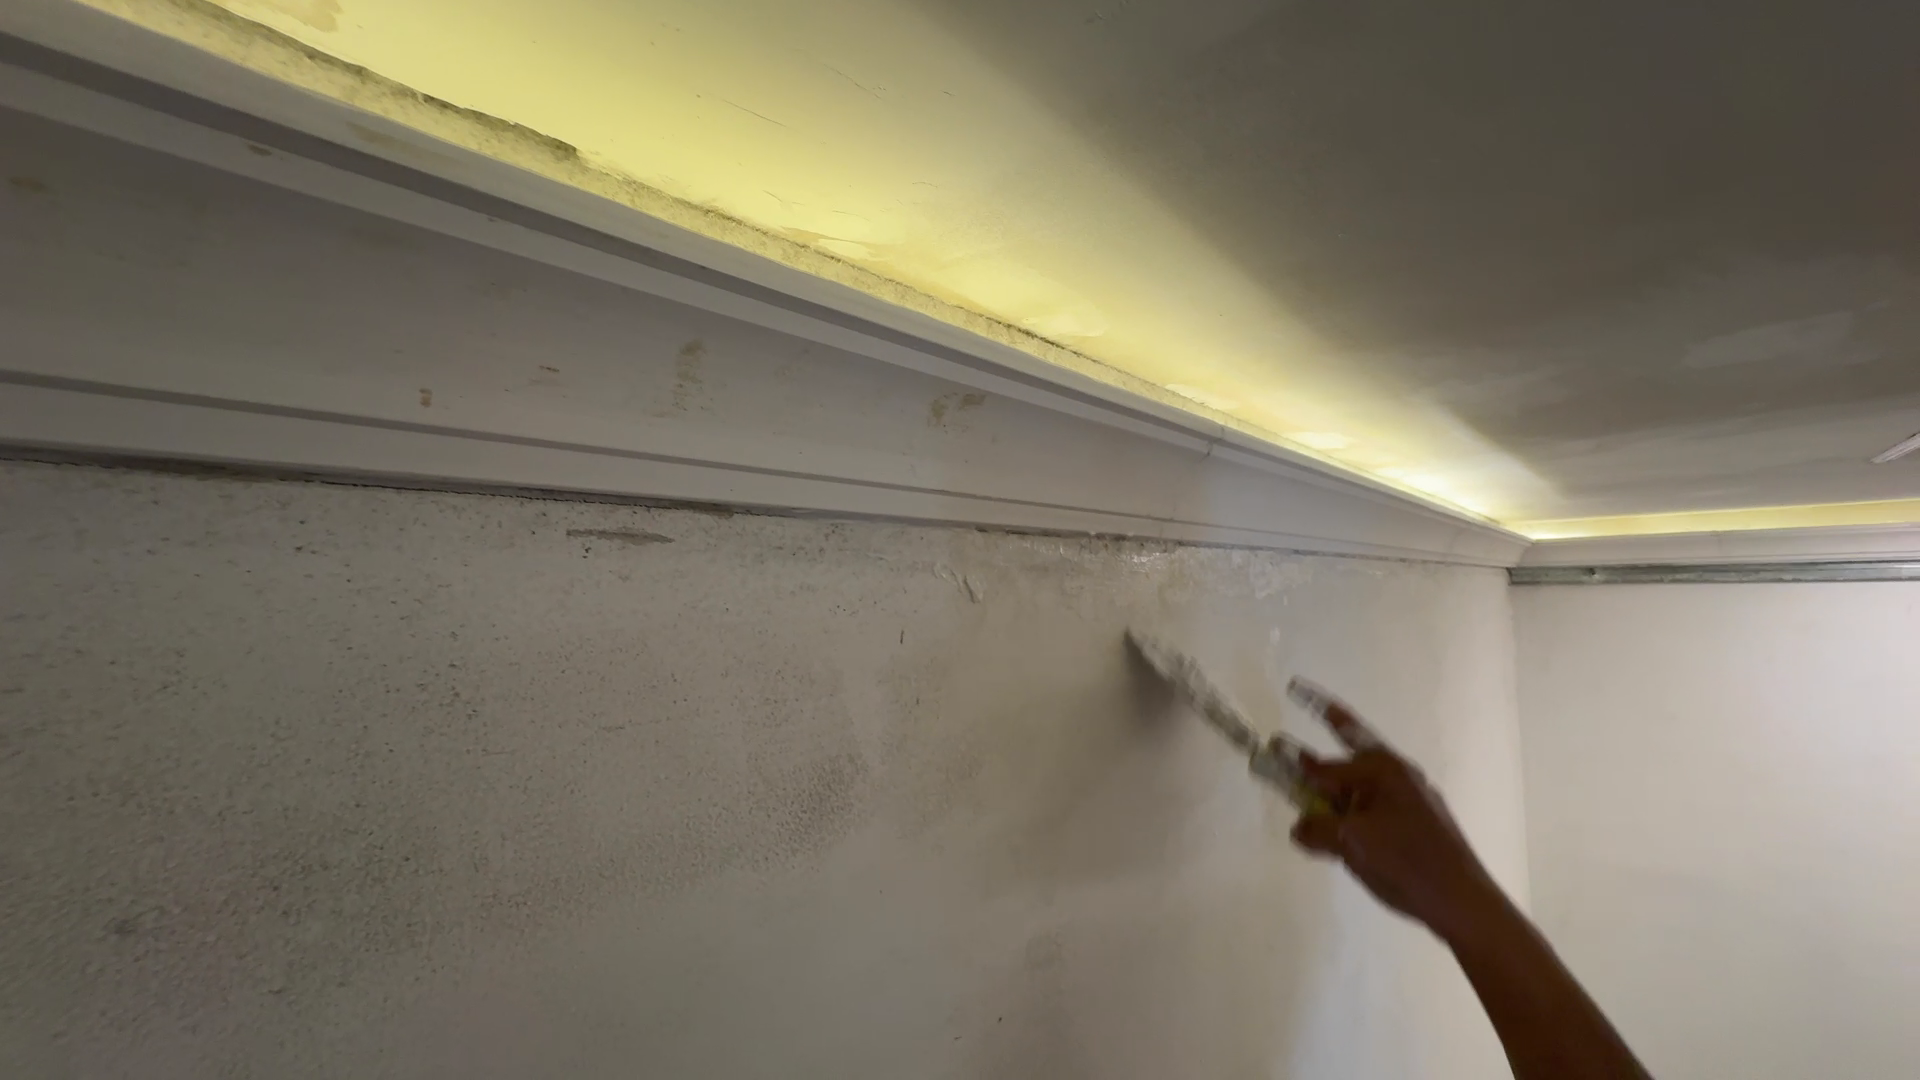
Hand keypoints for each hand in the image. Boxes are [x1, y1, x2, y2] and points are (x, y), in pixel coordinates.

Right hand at [1284, 683, 1499, 938]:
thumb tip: (1300, 825)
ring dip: (1332, 799)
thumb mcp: (1351, 841)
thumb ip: (1316, 826)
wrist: (1467, 908)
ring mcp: (1410, 802)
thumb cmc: (1406, 862)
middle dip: (1317, 757)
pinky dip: (1350, 819)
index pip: (1326, 759)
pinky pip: (1371, 812)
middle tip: (1291, 741)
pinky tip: (1341, 844)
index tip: (1293, 690)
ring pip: (1358, 790)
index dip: (1304, 732)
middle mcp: (1398, 777)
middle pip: (1345, 760)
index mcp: (1383, 770)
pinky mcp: (1417, 827)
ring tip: (1315, 822)